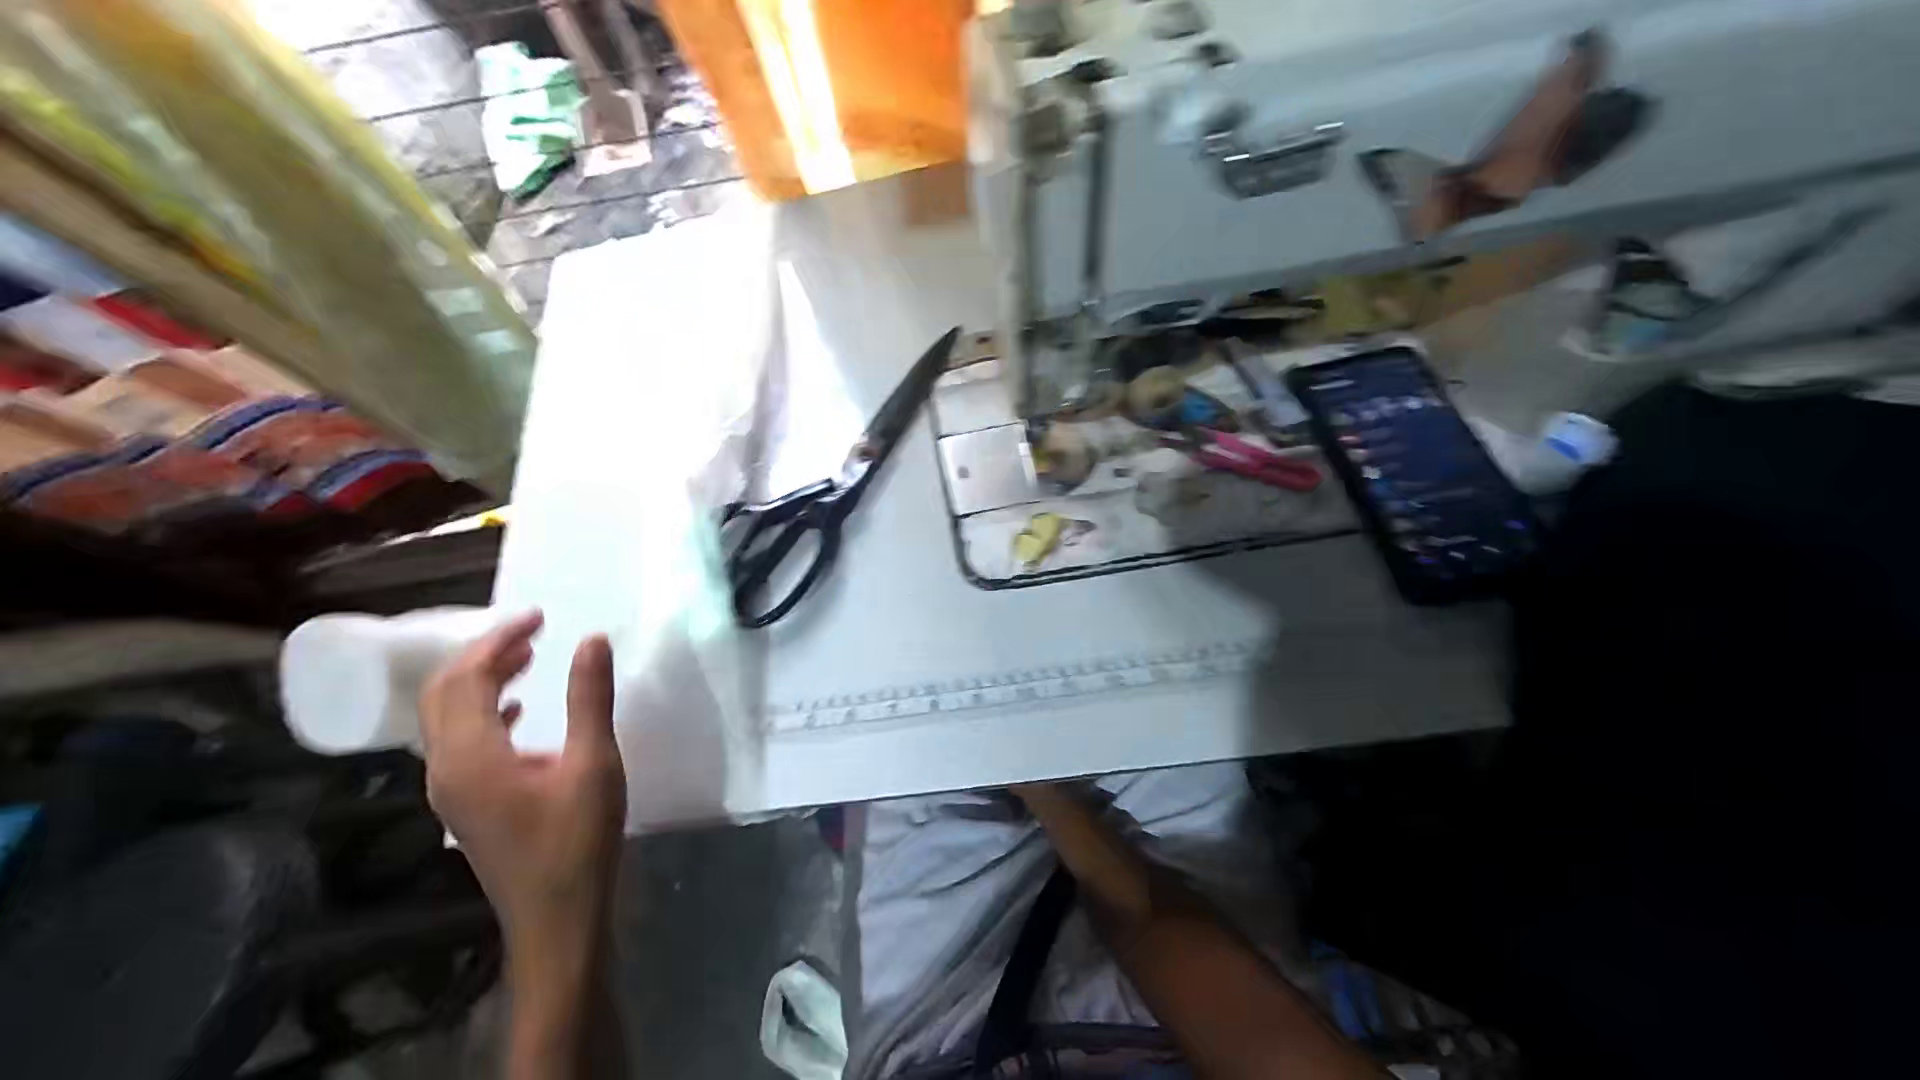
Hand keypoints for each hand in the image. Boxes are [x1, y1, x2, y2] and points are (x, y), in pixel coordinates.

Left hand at [420, 611, 625, 962]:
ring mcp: (450, 790)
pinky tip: (516, 709)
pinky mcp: (465, 803)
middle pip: (443, 694)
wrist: (558, 917)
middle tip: (532, 632)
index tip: (540, 616)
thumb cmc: (577, 840)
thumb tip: (591, 640)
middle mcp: (445, 769)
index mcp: (470, 756)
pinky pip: (459, 740)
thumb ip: (589, 699)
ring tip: (527, 659)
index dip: (499, 640)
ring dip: (481, 680)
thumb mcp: (594, 764)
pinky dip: (483, 710)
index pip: (466, 679)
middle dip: (483, 654)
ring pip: (447, 717)